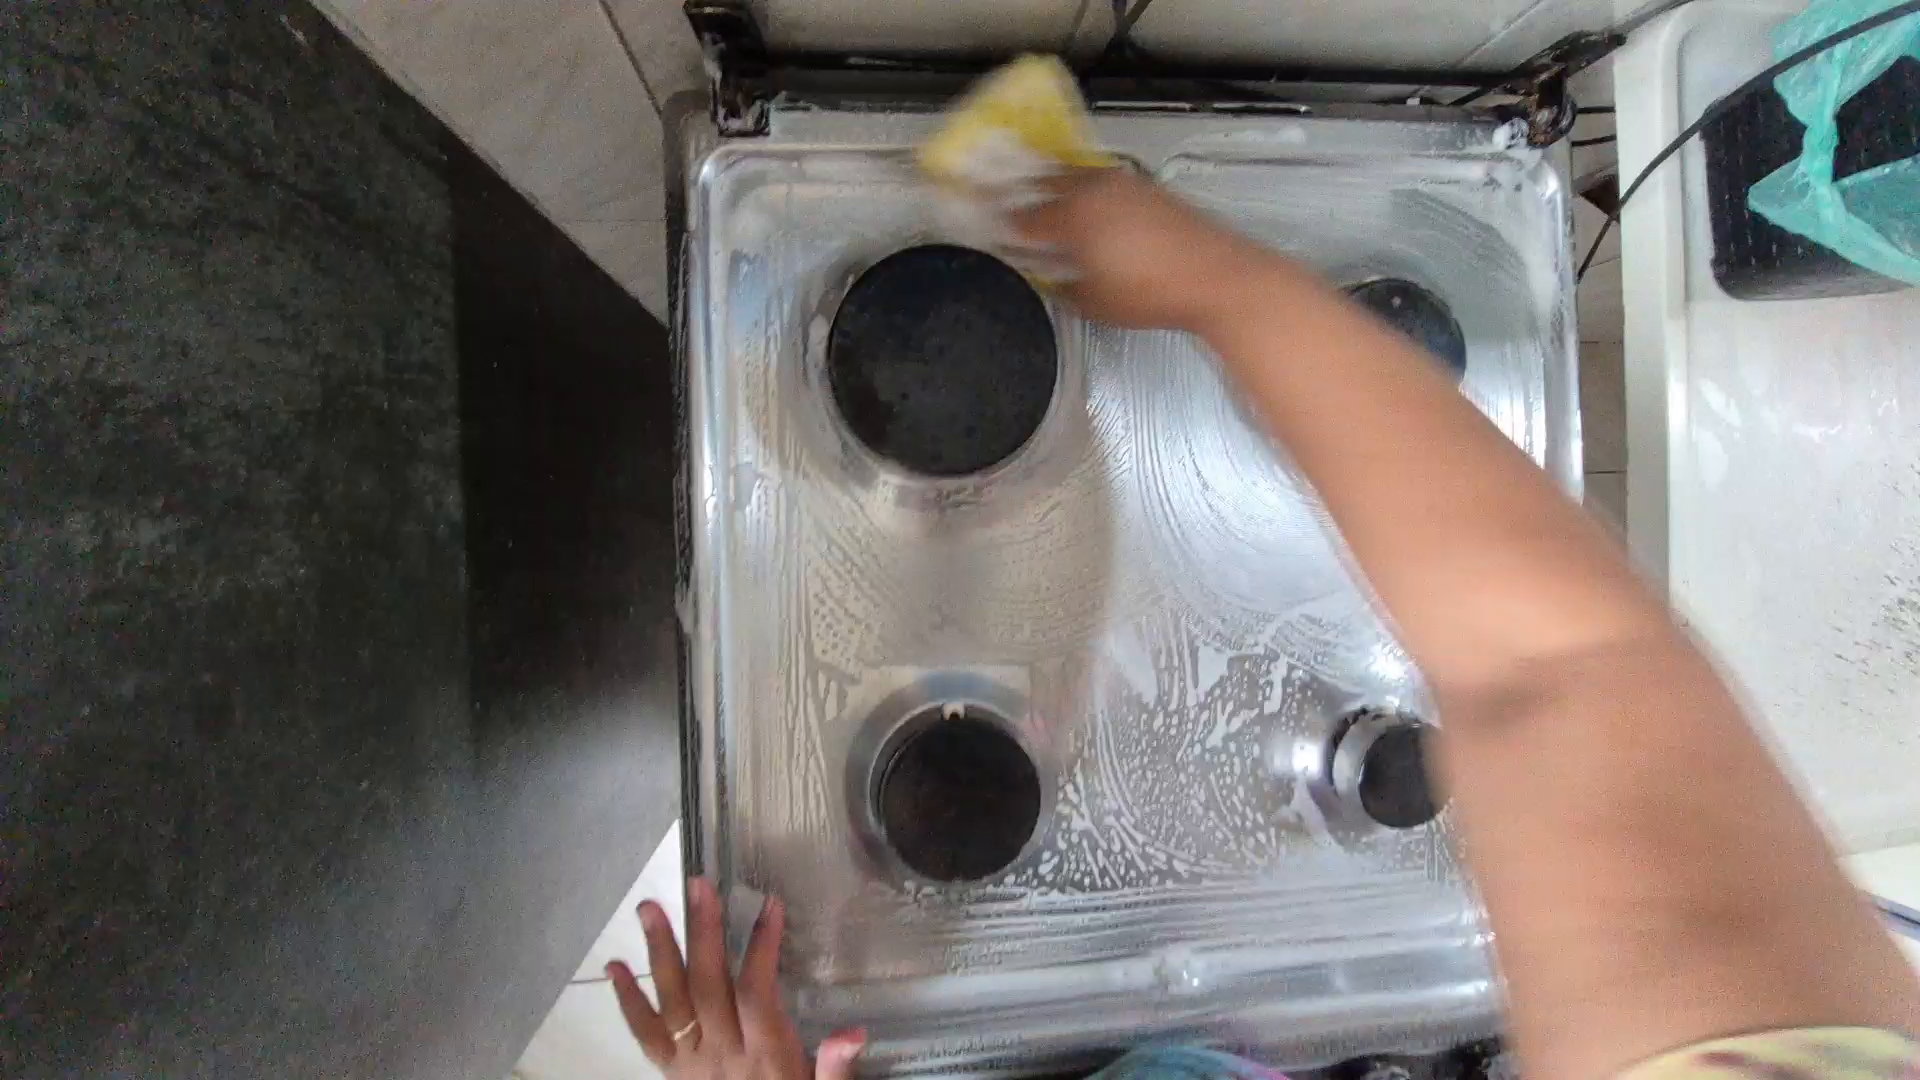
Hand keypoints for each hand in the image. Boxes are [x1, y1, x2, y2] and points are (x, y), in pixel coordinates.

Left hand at [607, 877, 866, 1079]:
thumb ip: (835, 1069)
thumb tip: (855, 1032)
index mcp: (763, 1055)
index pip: (757, 994)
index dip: (762, 948)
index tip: (771, 904)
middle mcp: (721, 1055)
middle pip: (707, 988)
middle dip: (703, 933)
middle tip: (698, 884)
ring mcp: (691, 1063)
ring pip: (671, 1004)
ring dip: (658, 954)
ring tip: (649, 908)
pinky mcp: (671, 1072)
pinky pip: (645, 1037)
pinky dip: (627, 1001)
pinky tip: (612, 966)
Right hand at [1011, 166, 1288, 332]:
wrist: (1214, 276)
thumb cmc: (1151, 293)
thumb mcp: (1091, 303)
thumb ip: (1060, 286)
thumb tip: (1047, 278)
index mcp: (1072, 216)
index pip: (1022, 216)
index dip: (1001, 223)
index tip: (986, 226)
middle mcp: (1093, 189)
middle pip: (1043, 182)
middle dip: (1021, 193)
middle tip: (1004, 204)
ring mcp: (1122, 182)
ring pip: (1073, 176)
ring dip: (1052, 186)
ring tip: (1041, 204)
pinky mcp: (1145, 187)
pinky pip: (1100, 181)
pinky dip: (1083, 191)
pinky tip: (1085, 211)